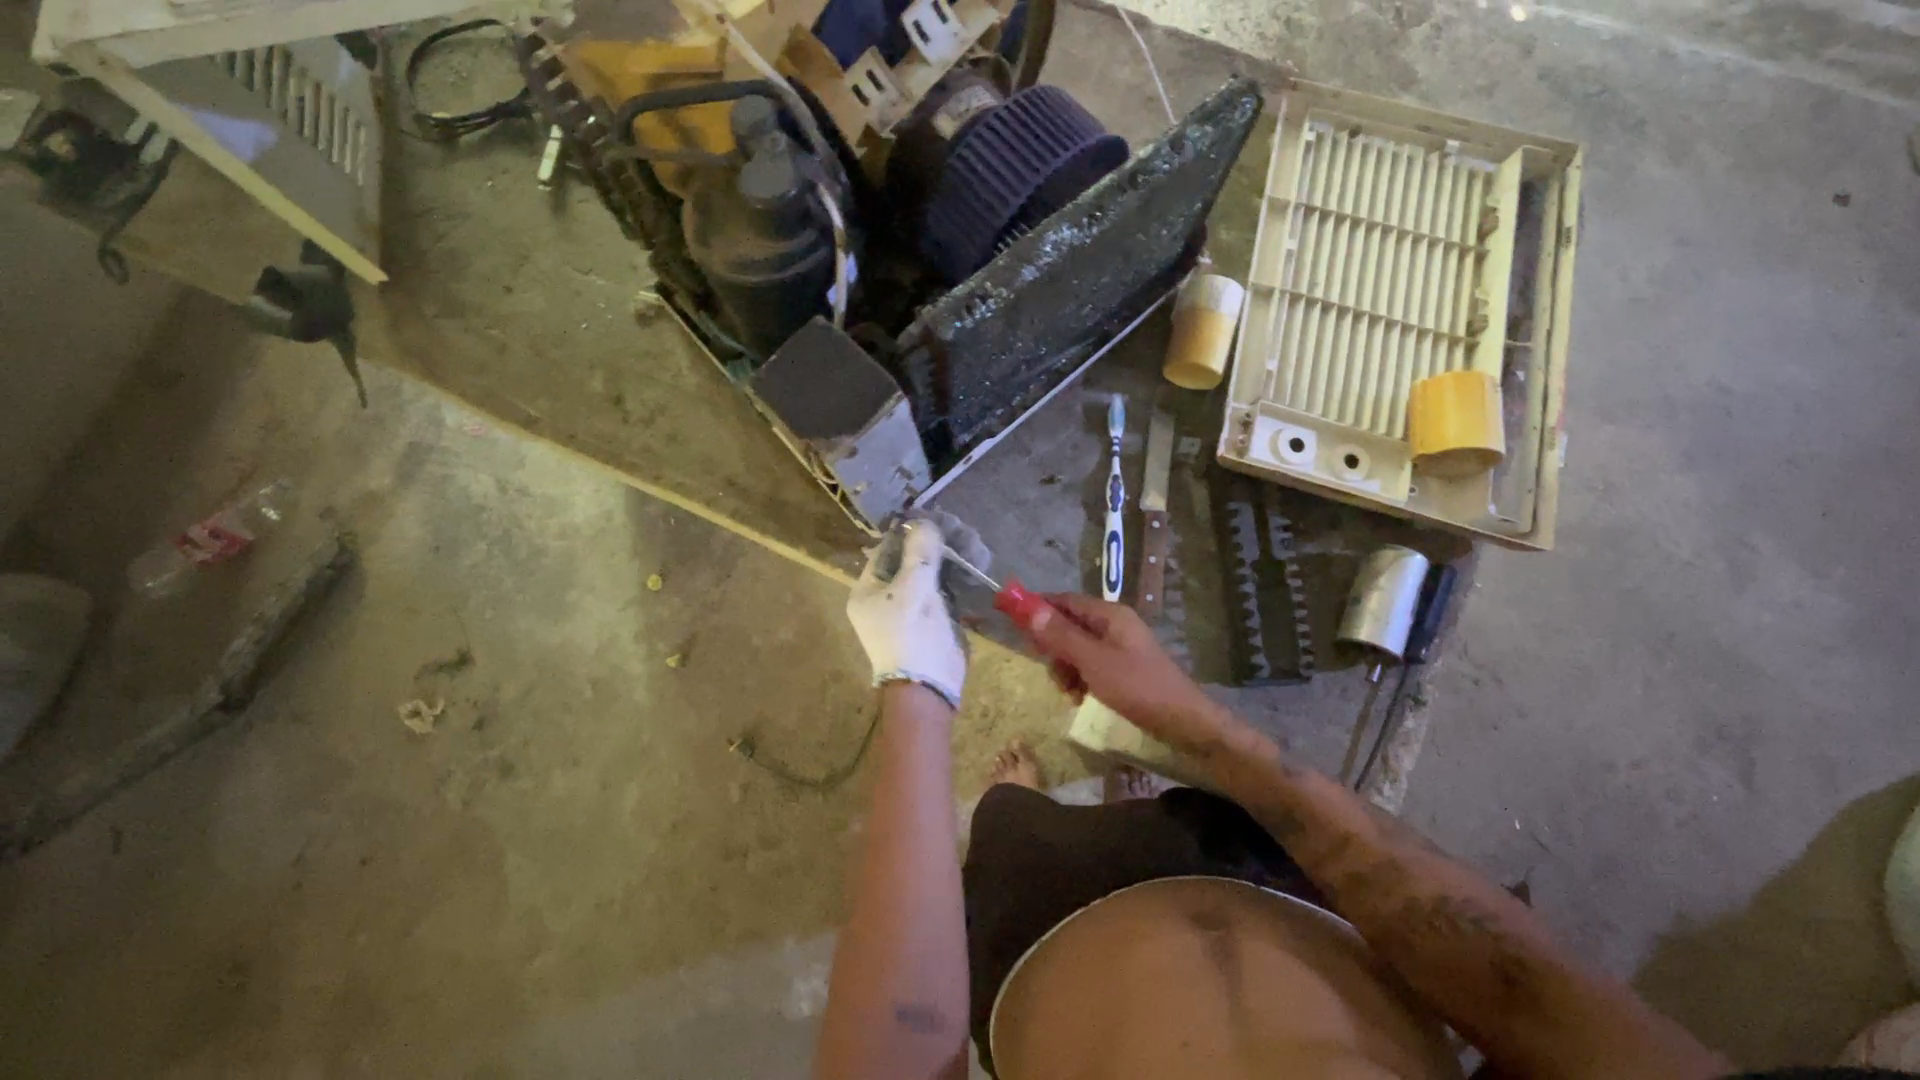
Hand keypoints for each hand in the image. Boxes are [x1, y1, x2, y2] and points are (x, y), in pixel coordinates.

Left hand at [847, 519, 965, 707]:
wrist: (928, 687)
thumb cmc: (911, 634)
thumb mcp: (913, 588)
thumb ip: (919, 552)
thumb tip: (924, 523)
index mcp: (868, 591)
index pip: (885, 551)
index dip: (908, 533)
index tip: (934, 519)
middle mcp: (886, 599)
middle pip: (911, 561)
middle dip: (937, 545)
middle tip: (961, 530)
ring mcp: (910, 611)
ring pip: (931, 575)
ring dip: (953, 559)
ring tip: (976, 545)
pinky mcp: (933, 621)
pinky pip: (944, 592)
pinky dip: (959, 578)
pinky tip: (976, 564)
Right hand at [1023, 594, 1241, 754]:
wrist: (1184, 724)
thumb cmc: (1139, 688)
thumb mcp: (1093, 662)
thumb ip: (1059, 636)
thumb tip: (1025, 606)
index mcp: (1109, 614)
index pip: (1062, 600)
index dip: (1035, 607)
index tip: (1008, 617)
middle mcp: (1113, 625)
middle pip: (1067, 625)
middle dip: (1053, 648)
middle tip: (1053, 672)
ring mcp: (1118, 648)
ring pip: (1074, 649)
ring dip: (1065, 669)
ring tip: (1071, 692)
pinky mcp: (1121, 669)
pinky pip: (1088, 666)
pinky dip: (1079, 680)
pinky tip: (1081, 698)